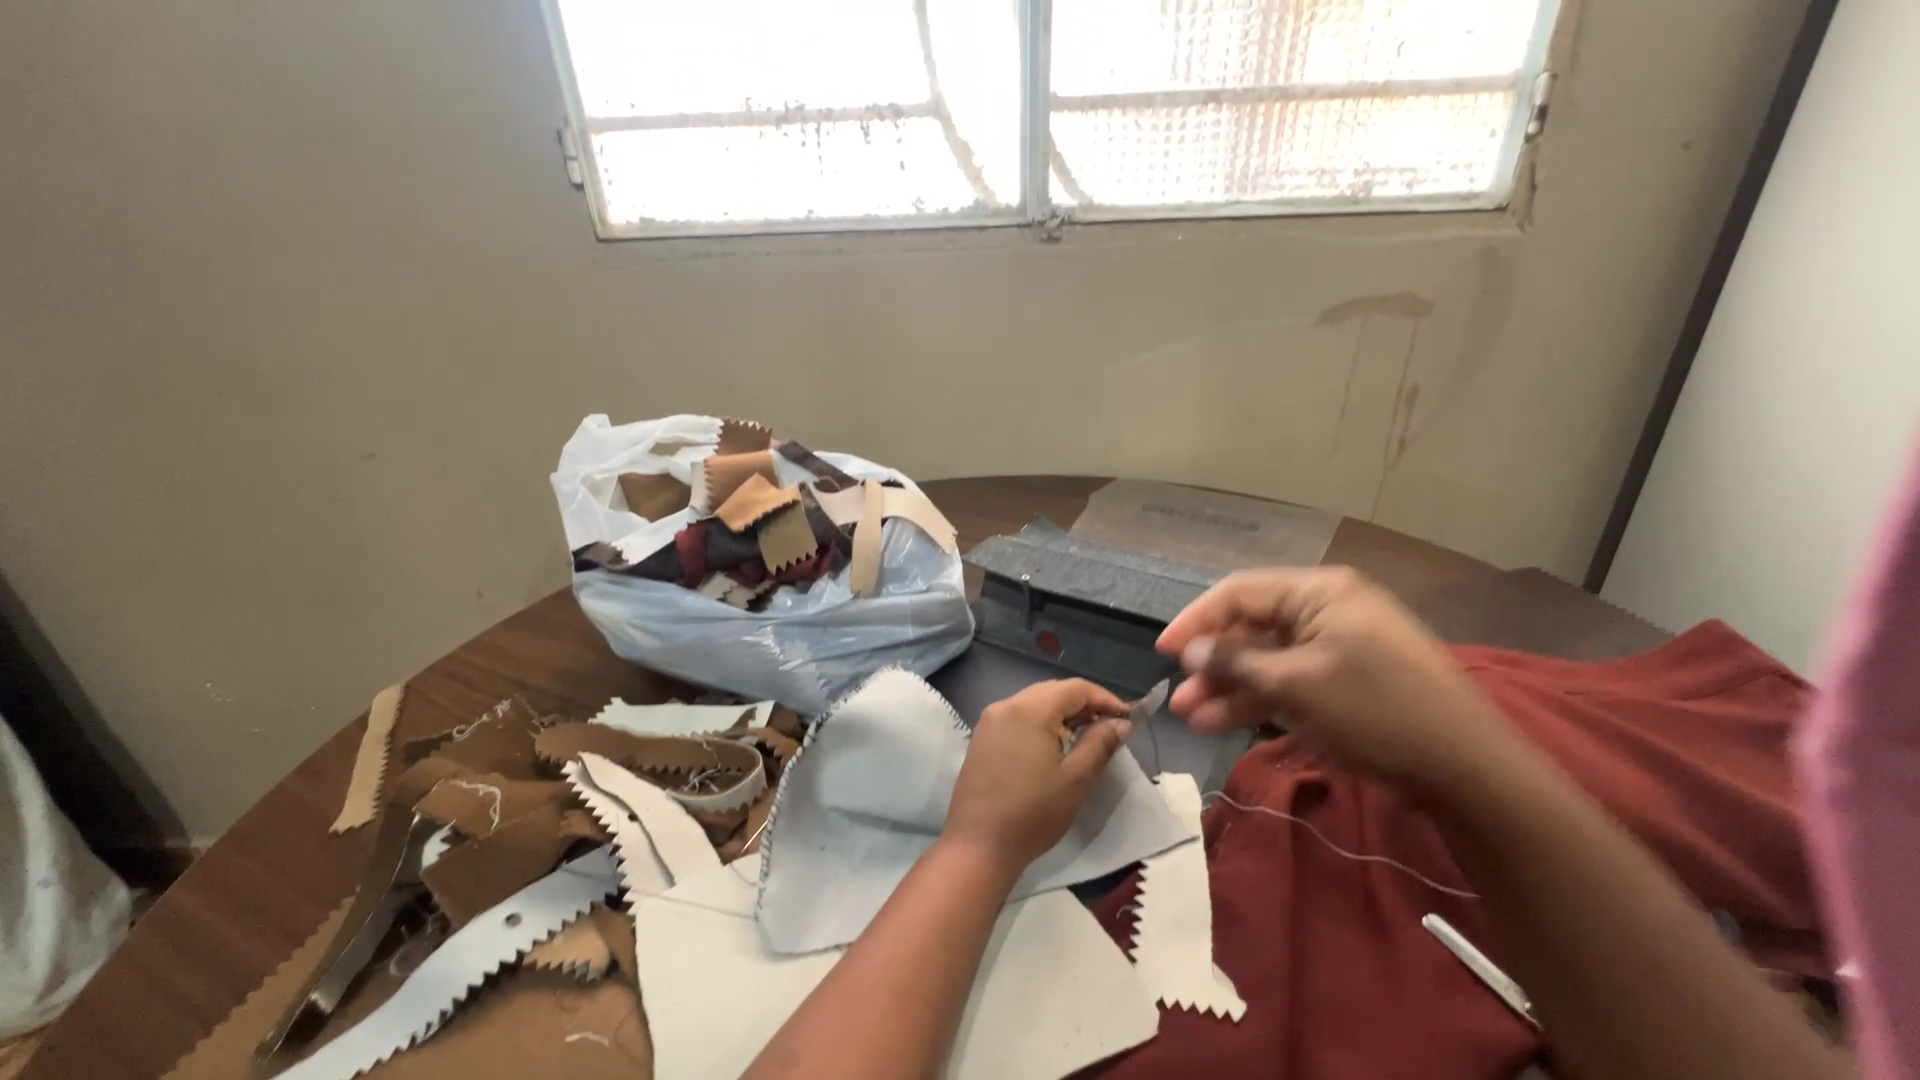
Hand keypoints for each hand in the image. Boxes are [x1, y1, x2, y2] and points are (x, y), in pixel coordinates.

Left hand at [943, 679, 1133, 870]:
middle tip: (1110, 728)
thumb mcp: (1076, 779)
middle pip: (1052, 691)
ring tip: (1086, 737)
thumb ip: (1100, 743)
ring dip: (1062, 714)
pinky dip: (1041, 724)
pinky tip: (1054, 746)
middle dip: (1084, 705)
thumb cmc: (1033, 813)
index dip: (1105, 699)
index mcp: (1028, 710)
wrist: (979, 846)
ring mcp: (989, 722)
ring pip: (1034, 703)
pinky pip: (1017, 718)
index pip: (1075, 688)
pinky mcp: (982, 739)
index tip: (1127, 719)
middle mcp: (1005, 706)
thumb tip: (1121, 723)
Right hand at [1159, 567, 1518, 791]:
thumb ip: (1237, 662)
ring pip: (1267, 660)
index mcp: (1319, 592)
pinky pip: (1290, 682)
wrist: (1464, 767)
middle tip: (1177, 698)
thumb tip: (1191, 650)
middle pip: (1252, 627)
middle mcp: (1327, 610)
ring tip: (1193, 719)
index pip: (1239, 592)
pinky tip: (1223, 724)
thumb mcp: (1296, 684)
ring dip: (1229, 687)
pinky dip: (1259, 701)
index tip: (1162, 652)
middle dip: (1211, 663)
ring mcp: (1339, 647)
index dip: (1196, 620)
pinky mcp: (1346, 683)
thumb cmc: (1376, 710)